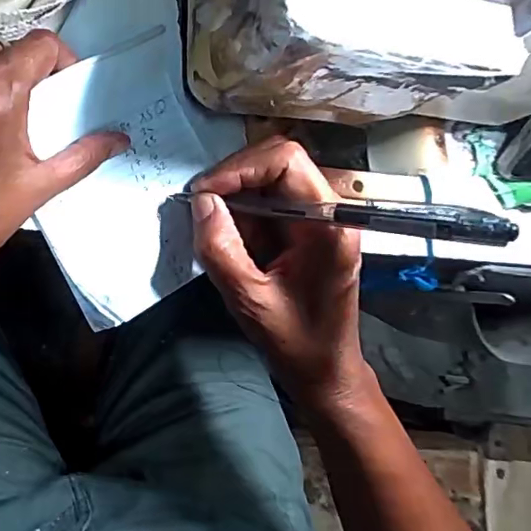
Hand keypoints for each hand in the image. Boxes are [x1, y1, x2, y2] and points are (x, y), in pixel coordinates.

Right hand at [190, 136, 381, 417]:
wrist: (325, 369)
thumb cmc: (296, 341)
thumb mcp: (248, 299)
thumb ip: (221, 248)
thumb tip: (202, 202)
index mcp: (328, 225)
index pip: (285, 161)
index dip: (239, 168)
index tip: (205, 193)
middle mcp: (329, 212)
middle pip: (278, 161)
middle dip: (233, 177)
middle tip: (201, 204)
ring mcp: (318, 219)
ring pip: (269, 178)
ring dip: (234, 195)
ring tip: (213, 225)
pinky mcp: (304, 228)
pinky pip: (267, 201)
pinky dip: (240, 210)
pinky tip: (228, 236)